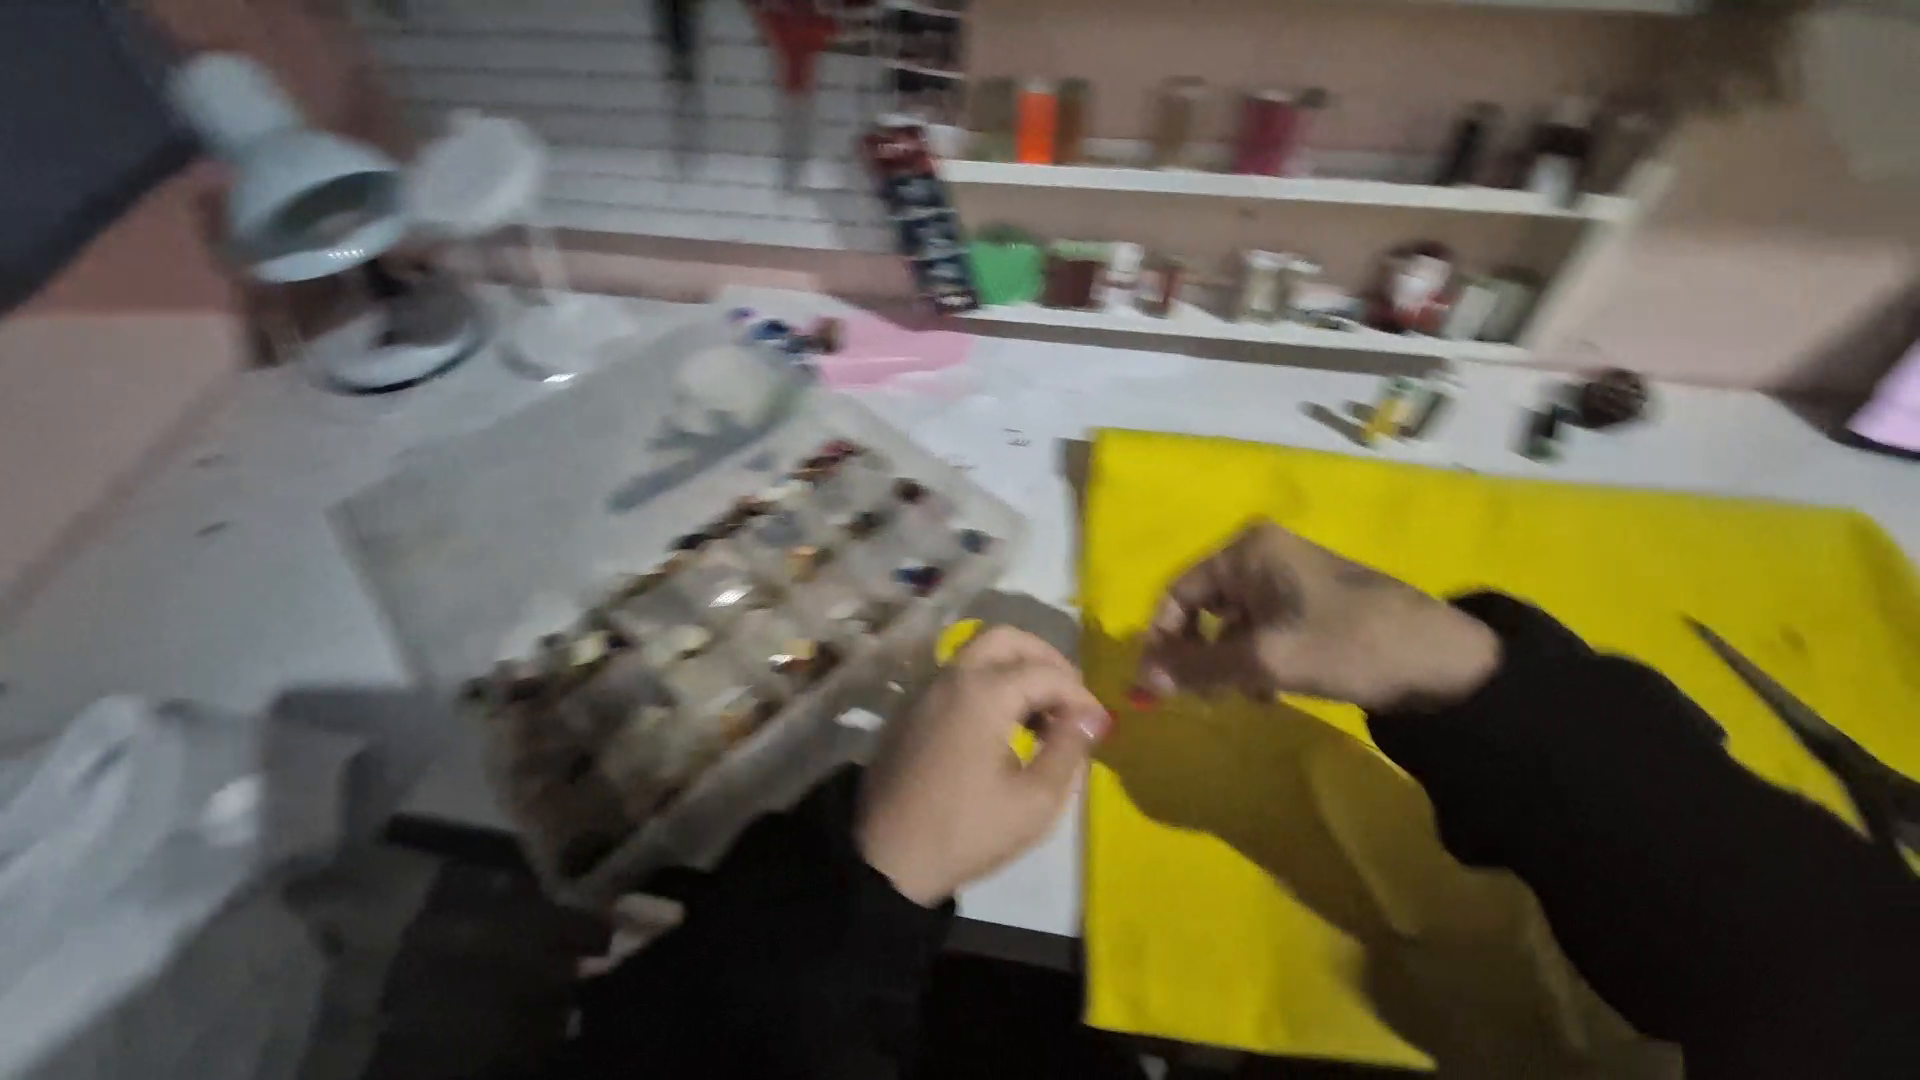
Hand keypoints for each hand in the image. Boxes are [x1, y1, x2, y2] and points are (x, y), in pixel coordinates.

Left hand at [857, 627, 1110, 905]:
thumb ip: (1068, 749)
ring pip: (978, 655)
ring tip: (1041, 717)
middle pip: (1006, 639)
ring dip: (1016, 671)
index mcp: (983, 692)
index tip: (1099, 727)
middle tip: (1069, 699)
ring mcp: (925, 690)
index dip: (1081, 696)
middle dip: (1046, 661)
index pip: (1046, 672)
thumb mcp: (1034, 801)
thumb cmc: (966, 830)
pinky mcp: (911, 710)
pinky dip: (988, 684)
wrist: (884, 858)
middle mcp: (951, 676)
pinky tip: (1003, 727)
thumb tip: (1090, 716)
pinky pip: (957, 677)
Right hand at [1137, 520, 1499, 712]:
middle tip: (1201, 697)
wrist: (1444, 660)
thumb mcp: (1265, 659)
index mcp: (1247, 551)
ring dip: (1227, 664)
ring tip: (1247, 696)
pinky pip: (1260, 633)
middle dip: (1197, 655)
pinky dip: (1254, 662)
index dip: (1161, 640)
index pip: (1177, 593)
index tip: (1154, 686)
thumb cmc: (1346, 644)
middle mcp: (1262, 557)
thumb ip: (1197, 669)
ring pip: (1230, 626)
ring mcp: (1287, 581)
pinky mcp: (1308, 607)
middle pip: (1202, 609)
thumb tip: (1139, 685)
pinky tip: (1270, 691)